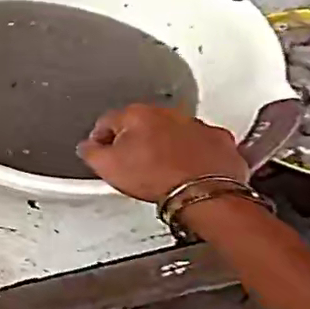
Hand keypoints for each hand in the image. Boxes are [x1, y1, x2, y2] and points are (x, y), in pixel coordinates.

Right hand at [76, 104, 246, 203]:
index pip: (106, 121)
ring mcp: (198, 126)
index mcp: (136, 114)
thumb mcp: (102, 165)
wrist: (201, 194)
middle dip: (134, 141)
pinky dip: (190, 153)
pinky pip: (198, 143)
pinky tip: (181, 168)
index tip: (104, 153)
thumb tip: (89, 146)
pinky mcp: (221, 141)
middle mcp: (169, 114)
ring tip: (157, 169)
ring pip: (171, 132)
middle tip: (130, 163)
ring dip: (163, 145)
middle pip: (141, 124)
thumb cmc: (156, 177)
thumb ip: (88, 149)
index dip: (101, 140)